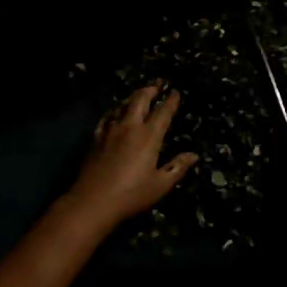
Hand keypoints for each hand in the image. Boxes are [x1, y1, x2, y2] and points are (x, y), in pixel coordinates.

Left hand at [60, 84, 198, 228]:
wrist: (93, 201)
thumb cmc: (131, 194)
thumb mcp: (160, 184)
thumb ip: (178, 167)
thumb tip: (193, 155)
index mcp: (148, 136)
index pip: (163, 112)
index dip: (171, 101)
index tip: (175, 92)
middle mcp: (129, 127)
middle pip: (139, 100)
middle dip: (149, 90)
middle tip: (156, 85)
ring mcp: (110, 131)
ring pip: (121, 105)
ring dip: (132, 97)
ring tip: (138, 95)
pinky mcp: (96, 138)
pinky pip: (106, 117)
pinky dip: (114, 111)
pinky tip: (114, 113)